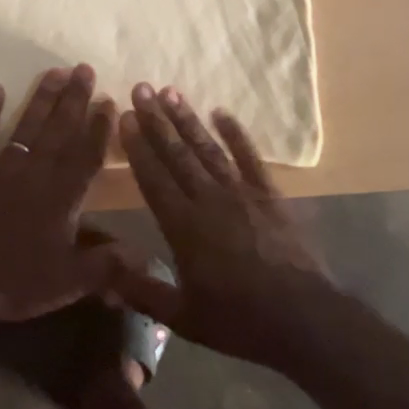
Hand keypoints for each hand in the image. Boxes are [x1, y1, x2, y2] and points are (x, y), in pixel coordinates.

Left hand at [0, 65, 122, 321]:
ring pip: (28, 124)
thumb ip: (108, 265)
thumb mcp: (70, 282)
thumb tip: (145, 255)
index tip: (108, 99)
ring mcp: (3, 167)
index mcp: (63, 197)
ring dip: (42, 97)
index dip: (99, 127)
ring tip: (55, 70)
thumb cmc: (16, 283)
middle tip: (84, 68)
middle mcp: (36, 173)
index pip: (86, 155)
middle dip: (74, 99)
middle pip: (60, 130)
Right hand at [112, 83, 334, 372]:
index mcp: (183, 226)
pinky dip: (236, 134)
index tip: (124, 117)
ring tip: (170, 92)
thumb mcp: (184, 317)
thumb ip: (143, 292)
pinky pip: (250, 158)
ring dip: (187, 120)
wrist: (304, 319)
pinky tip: (221, 113)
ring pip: (208, 149)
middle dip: (156, 120)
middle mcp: (208, 200)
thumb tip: (103, 275)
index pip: (153, 177)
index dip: (137, 146)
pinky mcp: (270, 195)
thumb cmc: (239, 320)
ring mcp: (242, 193)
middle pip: (177, 153)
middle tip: (140, 88)